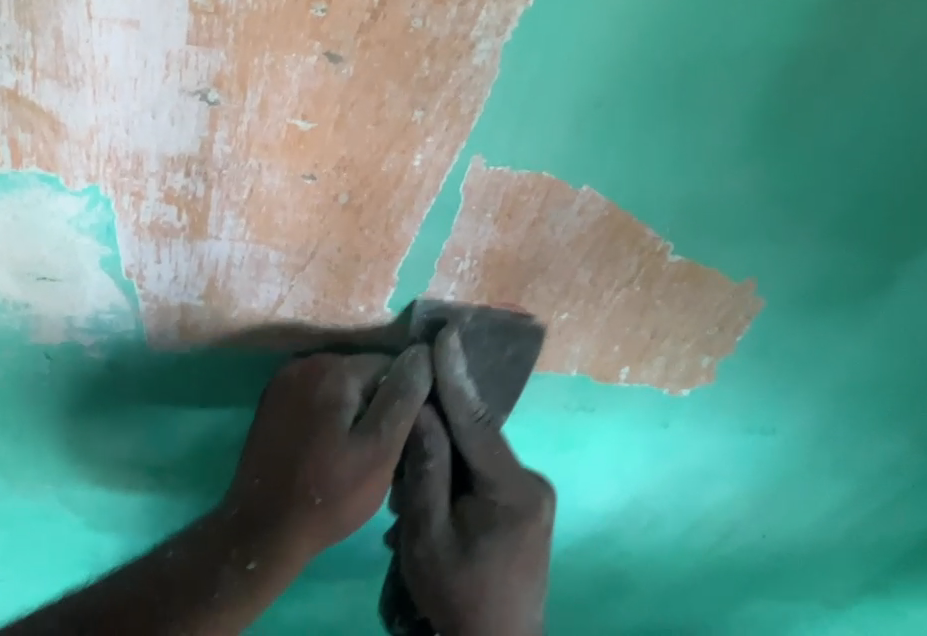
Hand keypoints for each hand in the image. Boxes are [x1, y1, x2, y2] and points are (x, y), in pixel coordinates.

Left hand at [223, 346, 433, 561]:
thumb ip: (402, 398)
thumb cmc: (330, 494)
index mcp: (332, 367)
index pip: (389, 364)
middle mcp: (304, 362)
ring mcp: (282, 381)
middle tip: (385, 449)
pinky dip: (328, 415)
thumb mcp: (379, 449)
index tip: (409, 433)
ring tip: (359, 453)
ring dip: (353, 410)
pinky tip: (331, 449)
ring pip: (337, 386)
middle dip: (378, 403)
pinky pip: (314, 398)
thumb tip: (421, 354)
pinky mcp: (272, 403)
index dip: (406, 397)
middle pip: (361, 373)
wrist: (264, 527)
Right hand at [391, 328, 554, 635]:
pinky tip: (424, 502)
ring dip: (437, 460)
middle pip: (472, 436)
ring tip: (404, 494)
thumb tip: (419, 409)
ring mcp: (531, 497)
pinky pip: (479, 475)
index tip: (444, 332)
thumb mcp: (427, 533)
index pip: (475, 419)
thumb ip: (424, 467)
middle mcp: (531, 483)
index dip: (454, 374)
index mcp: (513, 489)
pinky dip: (450, 478)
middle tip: (395, 437)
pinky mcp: (523, 509)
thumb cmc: (457, 596)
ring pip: (472, 456)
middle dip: (432, 430)